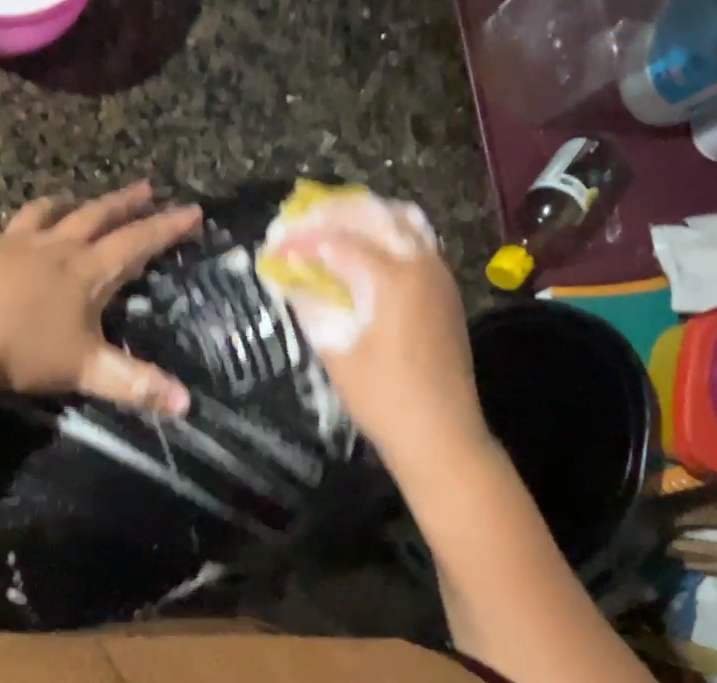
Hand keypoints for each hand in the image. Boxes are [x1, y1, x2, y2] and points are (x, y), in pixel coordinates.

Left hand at [0, 182, 199, 414]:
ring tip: (73, 200)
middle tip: (147, 187)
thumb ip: (135, 385)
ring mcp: (11, 248)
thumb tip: (186, 404)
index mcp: (86, 271)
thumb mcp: (86, 371)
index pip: (136, 242)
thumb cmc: (25, 349)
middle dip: (124, 203)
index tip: (193, 210)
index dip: (167, 228)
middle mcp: (53, 249)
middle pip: (95, 216)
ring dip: (63, 207)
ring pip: (42, 216)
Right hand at [300, 231, 490, 462]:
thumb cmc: (383, 398)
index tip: (272, 244)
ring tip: (330, 226)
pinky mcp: (444, 291)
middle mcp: (420, 263)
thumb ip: (313, 307)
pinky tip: (364, 250)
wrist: (440, 431)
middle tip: (297, 222)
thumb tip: (289, 279)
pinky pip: (416, 242)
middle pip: (374, 216)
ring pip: (402, 222)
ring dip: (364, 218)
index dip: (301, 240)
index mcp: (392, 277)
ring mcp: (438, 274)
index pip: (338, 242)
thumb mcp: (337, 354)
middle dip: (332, 216)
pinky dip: (386, 235)